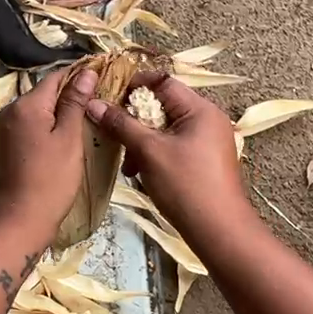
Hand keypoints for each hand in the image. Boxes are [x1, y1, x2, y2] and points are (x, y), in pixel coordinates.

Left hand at [0, 68, 95, 234]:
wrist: (17, 221)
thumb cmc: (49, 180)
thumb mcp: (69, 139)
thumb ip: (75, 103)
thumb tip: (86, 72)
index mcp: (26, 105)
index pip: (56, 77)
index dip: (81, 75)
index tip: (106, 79)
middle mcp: (11, 111)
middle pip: (46, 93)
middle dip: (72, 95)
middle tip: (102, 102)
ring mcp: (6, 129)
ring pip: (39, 111)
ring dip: (61, 112)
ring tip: (89, 120)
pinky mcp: (7, 146)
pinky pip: (31, 126)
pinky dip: (49, 127)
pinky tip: (67, 138)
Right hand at [86, 72, 249, 232]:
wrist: (219, 232)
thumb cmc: (186, 185)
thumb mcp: (148, 151)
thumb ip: (121, 124)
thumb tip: (93, 104)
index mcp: (200, 109)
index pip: (163, 82)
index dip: (134, 85)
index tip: (109, 99)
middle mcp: (207, 119)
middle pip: (163, 104)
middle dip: (135, 118)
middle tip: (114, 132)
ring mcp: (207, 140)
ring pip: (165, 127)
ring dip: (141, 139)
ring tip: (128, 162)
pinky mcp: (203, 160)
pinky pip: (173, 144)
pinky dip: (154, 152)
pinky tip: (140, 171)